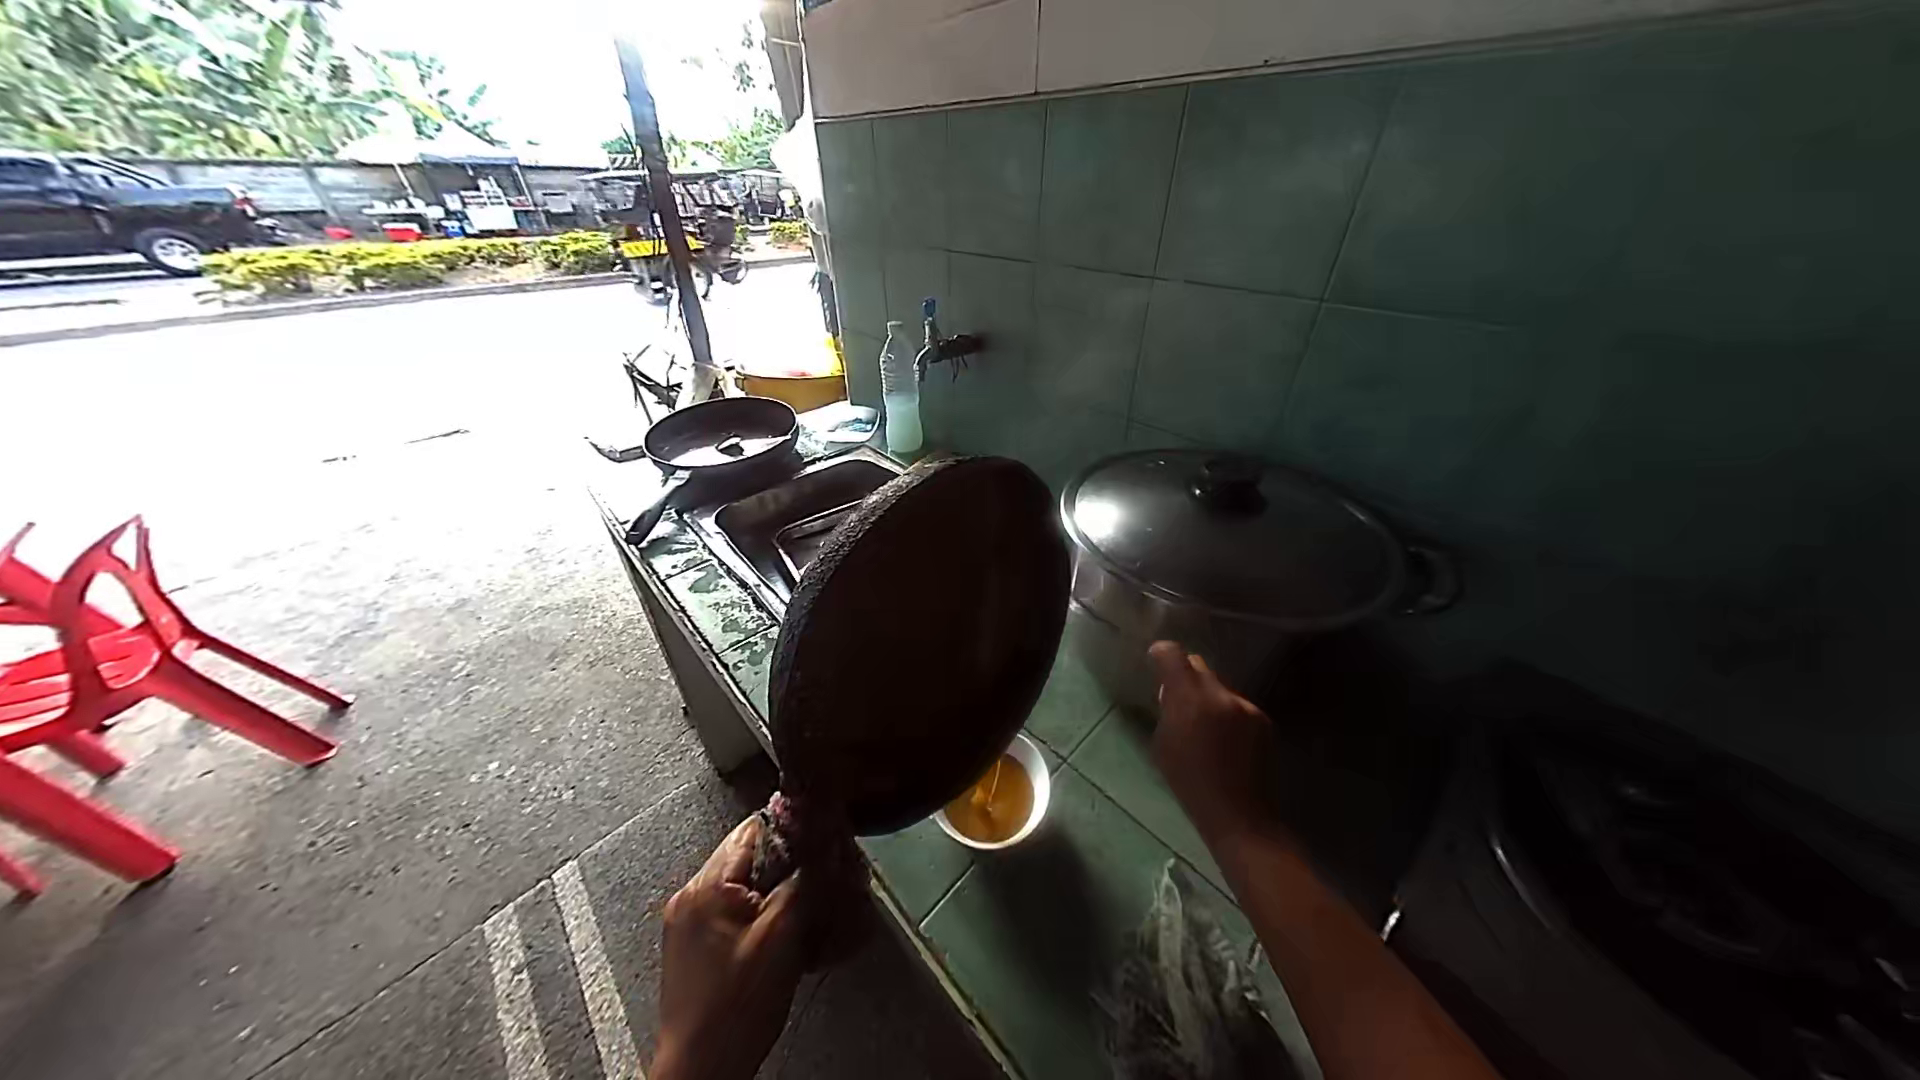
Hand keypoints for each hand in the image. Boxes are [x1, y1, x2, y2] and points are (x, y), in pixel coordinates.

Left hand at [653, 815, 809, 1079]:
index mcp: (707, 885)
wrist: (701, 1072)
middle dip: (790, 860)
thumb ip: (806, 881)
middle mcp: (693, 895)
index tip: (823, 837)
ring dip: (779, 885)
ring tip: (808, 902)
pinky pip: (736, 907)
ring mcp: (691, 920)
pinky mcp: (697, 944)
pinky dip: (763, 909)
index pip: (755, 829)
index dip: (793, 828)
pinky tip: (785, 928)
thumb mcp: (782, 936)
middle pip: (751, 854)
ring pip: (746, 881)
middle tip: (823, 872)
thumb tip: (829, 842)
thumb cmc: (737, 1006)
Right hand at [1149, 641, 1276, 842]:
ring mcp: (1247, 706)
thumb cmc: (1189, 783)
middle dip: (1185, 674)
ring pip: (1219, 686)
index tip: (1156, 658)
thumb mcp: (1162, 744)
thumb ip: (1167, 710)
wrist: (1240, 816)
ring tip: (1203, 723)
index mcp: (1190, 700)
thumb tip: (1171, 693)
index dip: (1162, 652)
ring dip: (1207, 695)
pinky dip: (1227, 712)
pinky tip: (1225, 738)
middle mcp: (1221, 695)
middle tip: (1177, 695)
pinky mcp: (1264, 720)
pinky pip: (1237, 704)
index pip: (1174, 655)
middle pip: (1198, 666)